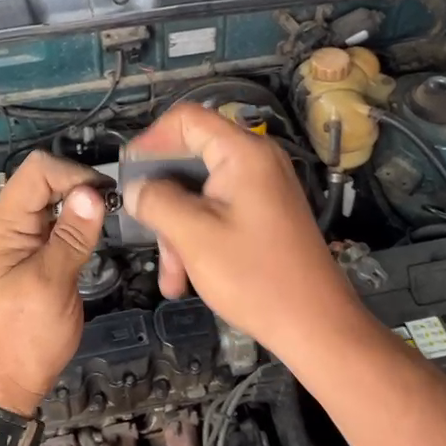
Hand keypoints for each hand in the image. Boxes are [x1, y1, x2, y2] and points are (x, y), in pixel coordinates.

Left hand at [0, 152, 107, 415]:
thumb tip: (93, 192)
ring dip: (83, 204)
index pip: (39, 170)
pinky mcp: (39, 260)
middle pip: (47, 181)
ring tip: (114, 218)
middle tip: (115, 207)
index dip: (73, 174)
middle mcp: (13, 225)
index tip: (106, 196)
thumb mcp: (49, 285)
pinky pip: (60, 227)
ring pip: (56, 203)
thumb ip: (71, 237)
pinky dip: (81, 224)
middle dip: (81, 185)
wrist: (0, 390)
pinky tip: (100, 234)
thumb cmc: (20, 338)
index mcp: (5, 223)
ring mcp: (26, 243)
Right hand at [123, 103, 363, 357]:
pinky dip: (198, 237)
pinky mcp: (264, 213)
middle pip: (191, 159)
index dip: (151, 140)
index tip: (129, 173)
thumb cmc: (255, 276)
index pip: (187, 119)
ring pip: (200, 192)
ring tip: (172, 275)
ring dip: (177, 228)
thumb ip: (157, 201)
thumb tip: (137, 188)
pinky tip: (186, 278)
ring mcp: (262, 187)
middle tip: (146, 232)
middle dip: (163, 199)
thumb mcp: (194, 236)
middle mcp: (255, 160)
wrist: (316, 326)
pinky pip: (218, 211)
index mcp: (243, 153)